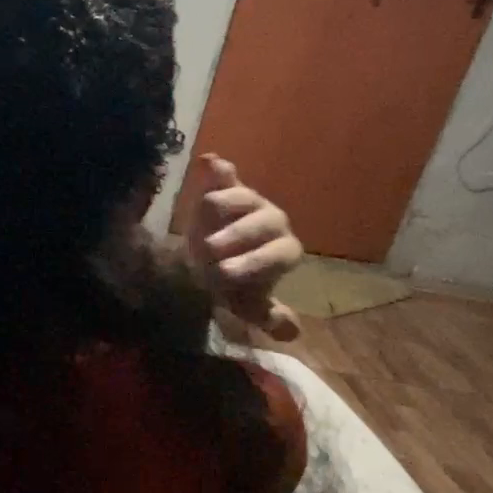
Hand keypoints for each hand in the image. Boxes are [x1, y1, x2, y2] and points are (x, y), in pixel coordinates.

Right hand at [184, 154, 302, 341]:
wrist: (206, 262)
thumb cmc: (230, 285)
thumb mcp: (246, 306)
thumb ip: (265, 315)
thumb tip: (290, 331)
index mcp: (283, 250)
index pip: (280, 253)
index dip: (257, 263)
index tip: (225, 275)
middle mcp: (271, 221)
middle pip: (265, 221)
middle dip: (238, 235)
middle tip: (210, 249)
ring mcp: (246, 201)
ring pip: (243, 195)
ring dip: (225, 201)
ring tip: (202, 210)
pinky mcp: (221, 188)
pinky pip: (221, 174)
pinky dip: (215, 167)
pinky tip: (208, 161)